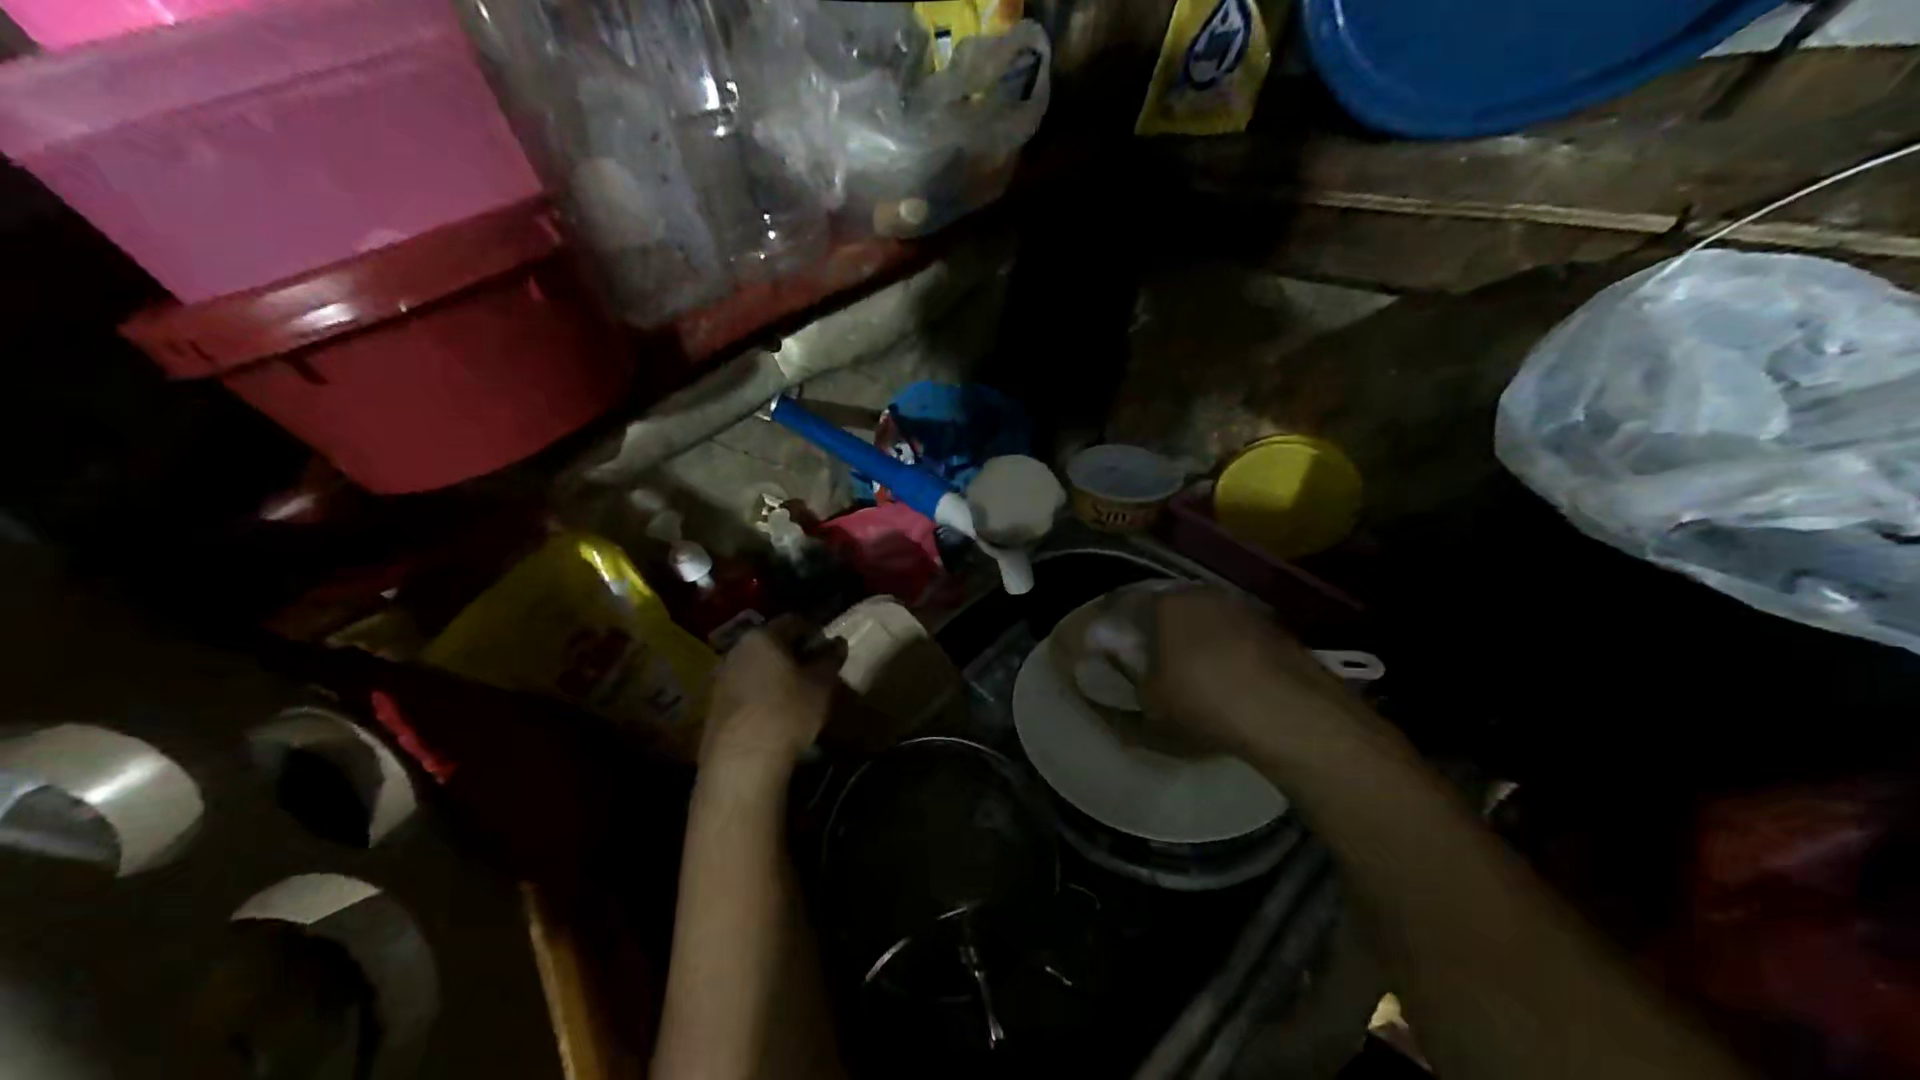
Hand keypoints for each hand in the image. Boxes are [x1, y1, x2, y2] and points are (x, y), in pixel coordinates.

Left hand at [702, 616, 844, 769]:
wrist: (741, 763)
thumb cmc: (787, 712)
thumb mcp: (821, 684)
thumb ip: (830, 659)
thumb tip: (837, 642)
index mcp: (762, 636)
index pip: (795, 621)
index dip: (816, 632)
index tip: (831, 649)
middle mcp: (736, 649)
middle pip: (772, 643)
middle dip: (795, 654)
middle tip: (817, 672)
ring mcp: (721, 678)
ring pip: (756, 667)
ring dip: (777, 676)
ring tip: (798, 695)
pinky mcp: (713, 706)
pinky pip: (744, 690)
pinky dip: (762, 695)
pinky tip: (775, 715)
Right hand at [1090, 585, 1356, 759]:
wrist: (1292, 715)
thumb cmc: (1206, 702)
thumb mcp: (1152, 704)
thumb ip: (1129, 682)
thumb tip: (1115, 673)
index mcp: (1166, 603)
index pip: (1127, 604)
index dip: (1115, 628)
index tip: (1108, 648)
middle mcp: (1203, 593)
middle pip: (1168, 606)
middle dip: (1155, 628)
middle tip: (1146, 656)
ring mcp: (1242, 606)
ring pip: (1204, 617)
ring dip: (1192, 636)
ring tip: (1185, 667)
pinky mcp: (1273, 626)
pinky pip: (1233, 632)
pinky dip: (1222, 646)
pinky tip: (1223, 674)